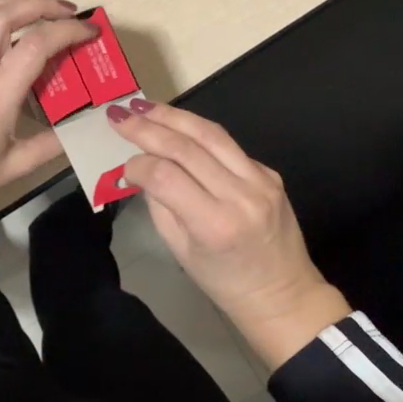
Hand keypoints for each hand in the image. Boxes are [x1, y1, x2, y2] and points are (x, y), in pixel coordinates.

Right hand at [109, 100, 350, 369]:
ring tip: (145, 107)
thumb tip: (142, 169)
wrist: (282, 293)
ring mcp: (260, 180)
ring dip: (174, 116)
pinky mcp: (270, 173)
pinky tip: (177, 129)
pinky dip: (198, 134)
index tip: (124, 167)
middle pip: (187, 147)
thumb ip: (161, 204)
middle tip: (120, 114)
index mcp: (213, 224)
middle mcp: (240, 195)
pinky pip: (228, 146)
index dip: (138, 164)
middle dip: (148, 127)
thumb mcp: (180, 249)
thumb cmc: (223, 282)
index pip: (165, 176)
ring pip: (211, 134)